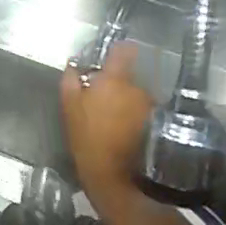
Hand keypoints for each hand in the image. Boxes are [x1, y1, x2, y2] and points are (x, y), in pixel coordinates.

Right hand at [60, 42, 153, 206]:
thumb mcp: (69, 108)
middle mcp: (136, 88)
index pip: (124, 51)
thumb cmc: (87, 139)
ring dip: (129, 100)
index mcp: (114, 80)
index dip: (119, 50)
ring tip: (116, 118)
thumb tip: (73, 64)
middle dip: (120, 83)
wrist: (111, 174)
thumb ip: (70, 81)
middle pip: (130, 75)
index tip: (113, 56)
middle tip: (105, 97)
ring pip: (138, 94)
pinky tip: (127, 129)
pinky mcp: (156, 122)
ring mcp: (149, 105)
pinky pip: (145, 110)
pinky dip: (138, 115)